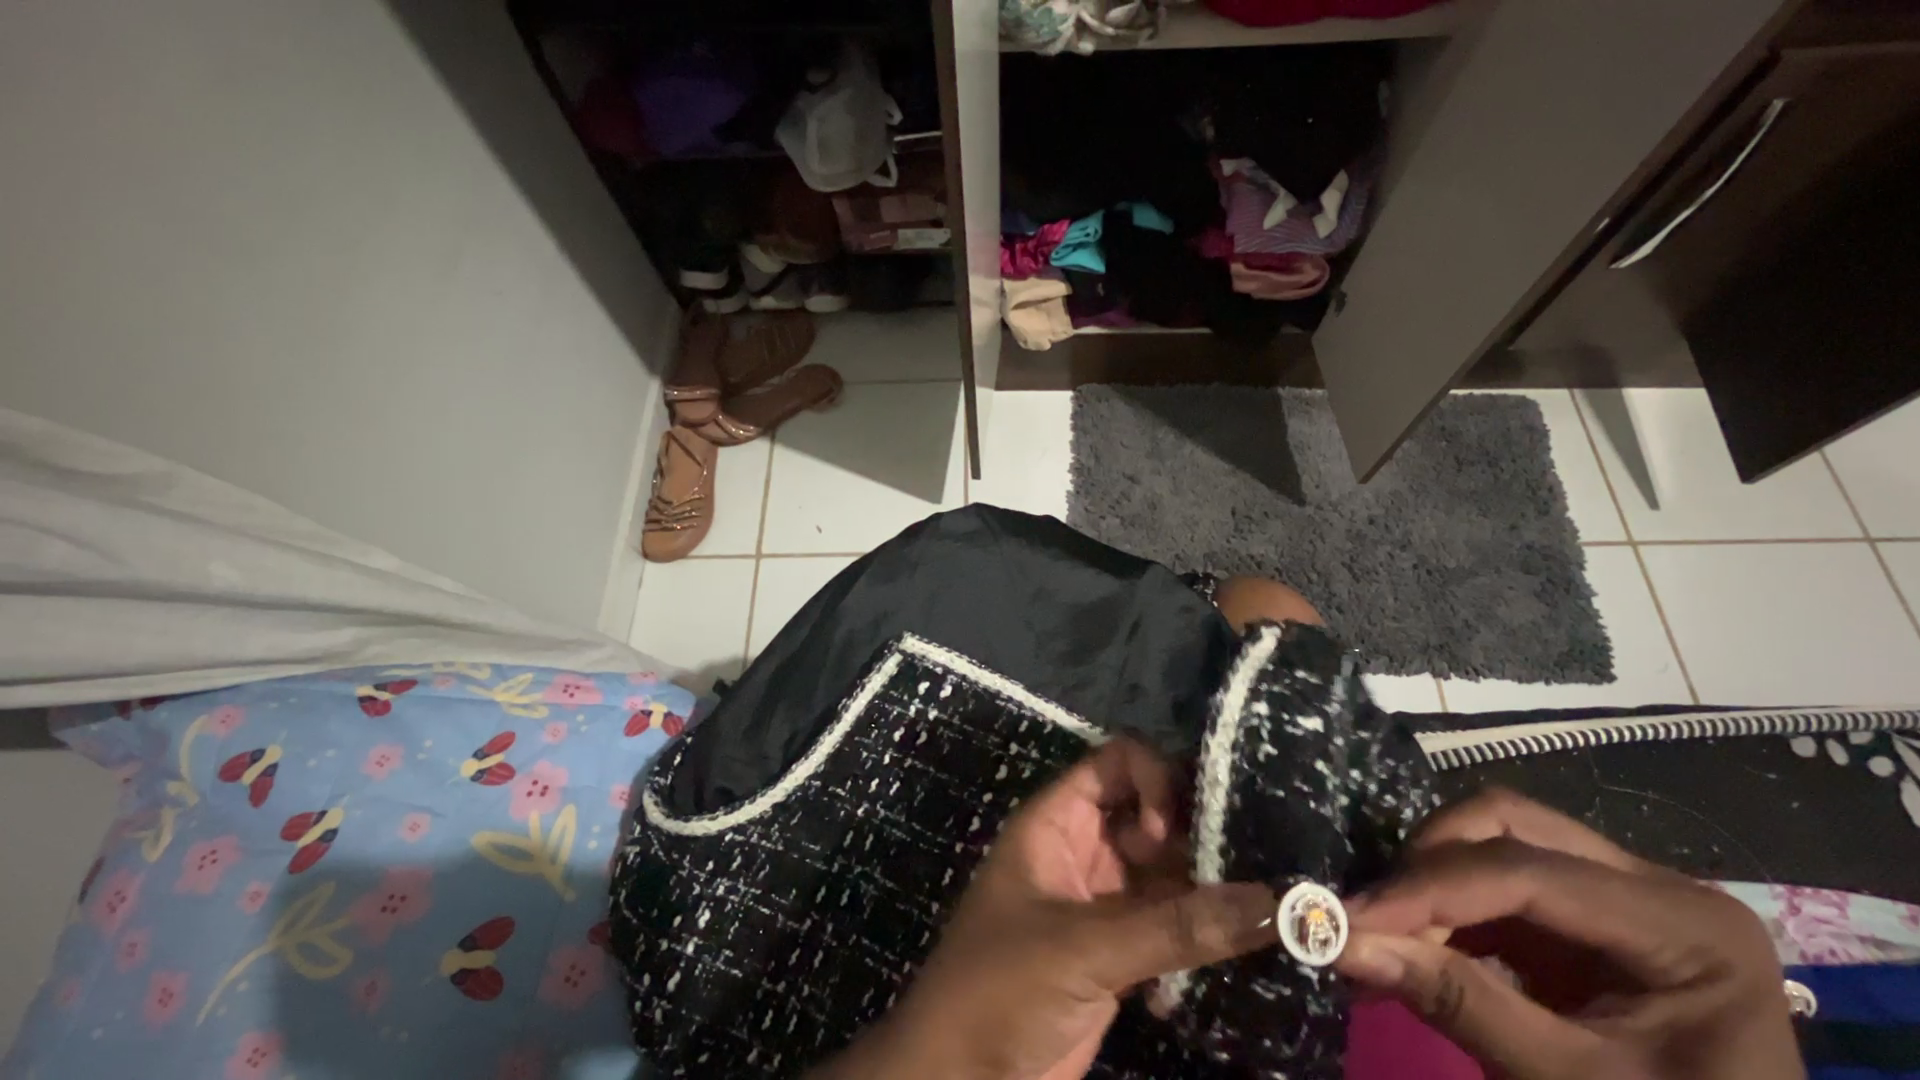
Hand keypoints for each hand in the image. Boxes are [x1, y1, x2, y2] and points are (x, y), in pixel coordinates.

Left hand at [810, 738, 1277, 1079]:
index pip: (1117, 764)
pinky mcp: (1122, 954)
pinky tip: (1251, 944)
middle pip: (1155, 815)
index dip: (1154, 780)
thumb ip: (1175, 927)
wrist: (961, 1078)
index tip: (1173, 835)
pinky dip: (1208, 931)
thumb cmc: (1001, 989)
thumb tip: (1277, 903)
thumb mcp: (1082, 949)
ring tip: (1272, 906)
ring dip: (1215, 887)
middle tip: (1256, 867)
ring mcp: (1105, 903)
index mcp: (1056, 823)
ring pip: (1172, 873)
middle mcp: (1085, 851)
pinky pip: (1175, 924)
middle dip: (1201, 834)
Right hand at [1335, 789, 1801, 1079]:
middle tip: (1373, 921)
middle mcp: (1656, 886)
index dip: (1427, 890)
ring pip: (1495, 840)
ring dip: (1431, 882)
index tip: (1347, 920)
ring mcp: (1621, 896)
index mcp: (1684, 926)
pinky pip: (1496, 885)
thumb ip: (1463, 1007)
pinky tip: (1417, 949)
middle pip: (1510, 825)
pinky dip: (1447, 909)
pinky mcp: (1585, 918)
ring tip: (1388, 938)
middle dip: (1428, 865)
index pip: (1527, 871)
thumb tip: (1347, 945)